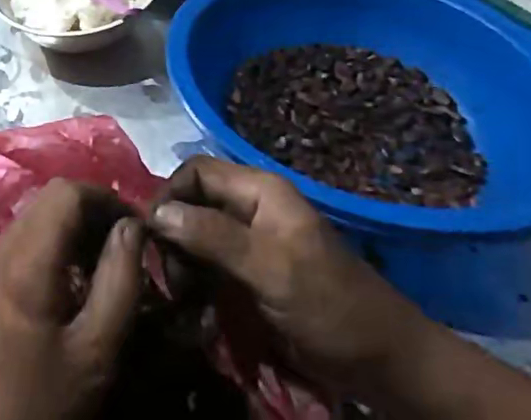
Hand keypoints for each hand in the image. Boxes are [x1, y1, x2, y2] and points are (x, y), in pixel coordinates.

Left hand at [0, 180, 145, 419]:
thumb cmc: (42, 398)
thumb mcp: (95, 349)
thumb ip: (121, 280)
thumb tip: (133, 226)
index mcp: (27, 255)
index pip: (69, 190)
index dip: (108, 198)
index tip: (139, 227)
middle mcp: (5, 241)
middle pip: (55, 195)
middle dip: (97, 208)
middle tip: (129, 244)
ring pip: (44, 209)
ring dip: (81, 222)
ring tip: (110, 261)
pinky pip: (33, 230)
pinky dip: (62, 237)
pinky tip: (81, 275)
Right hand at [147, 157, 428, 399]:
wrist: (381, 359)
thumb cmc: (328, 303)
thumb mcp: (269, 267)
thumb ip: (213, 236)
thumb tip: (156, 212)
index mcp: (260, 190)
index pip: (198, 172)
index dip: (170, 194)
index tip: (149, 234)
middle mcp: (252, 207)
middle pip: (195, 202)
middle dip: (174, 232)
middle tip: (163, 273)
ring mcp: (253, 241)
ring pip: (200, 235)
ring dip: (183, 260)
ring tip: (178, 293)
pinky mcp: (253, 272)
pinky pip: (213, 264)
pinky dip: (198, 279)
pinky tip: (192, 303)